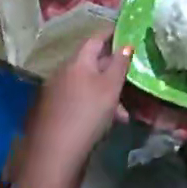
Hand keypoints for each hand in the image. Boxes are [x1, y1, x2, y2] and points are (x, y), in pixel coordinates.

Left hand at [25, 35, 133, 163]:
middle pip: (92, 62)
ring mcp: (56, 91)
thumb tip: (126, 44)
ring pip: (88, 83)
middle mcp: (63, 71)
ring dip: (107, 91)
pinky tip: (108, 120)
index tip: (128, 33)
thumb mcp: (111, 86)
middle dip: (113, 69)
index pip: (96, 38)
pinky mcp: (54, 110)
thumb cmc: (88, 113)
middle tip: (132, 76)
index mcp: (77, 61)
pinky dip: (95, 103)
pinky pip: (79, 97)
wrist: (54, 154)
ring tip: (124, 111)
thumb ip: (120, 63)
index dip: (112, 33)